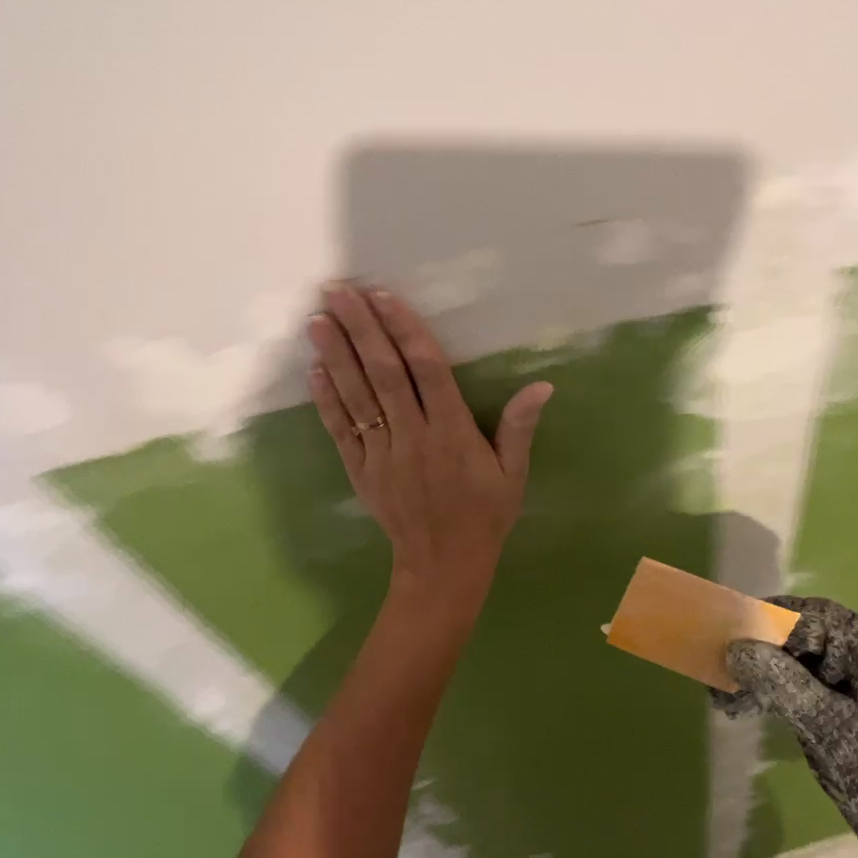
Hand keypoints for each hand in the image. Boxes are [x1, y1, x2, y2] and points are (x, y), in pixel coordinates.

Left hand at [306, 282, 552, 595]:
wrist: (443, 565)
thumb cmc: (484, 515)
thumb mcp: (513, 474)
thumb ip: (519, 427)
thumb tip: (542, 385)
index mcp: (452, 432)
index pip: (426, 370)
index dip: (404, 330)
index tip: (383, 296)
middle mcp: (414, 436)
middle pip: (384, 374)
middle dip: (360, 330)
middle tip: (337, 291)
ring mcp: (383, 454)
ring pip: (357, 397)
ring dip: (336, 356)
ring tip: (317, 319)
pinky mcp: (362, 471)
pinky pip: (341, 431)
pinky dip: (327, 400)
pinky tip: (315, 370)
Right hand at [717, 597, 857, 857]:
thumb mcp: (832, 731)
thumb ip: (786, 686)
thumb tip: (738, 649)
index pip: (823, 619)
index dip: (777, 619)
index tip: (734, 630)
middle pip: (805, 637)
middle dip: (761, 650)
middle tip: (722, 668)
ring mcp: (848, 681)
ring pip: (795, 660)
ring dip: (758, 673)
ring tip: (723, 698)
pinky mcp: (833, 702)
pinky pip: (795, 682)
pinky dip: (767, 690)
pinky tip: (740, 705)